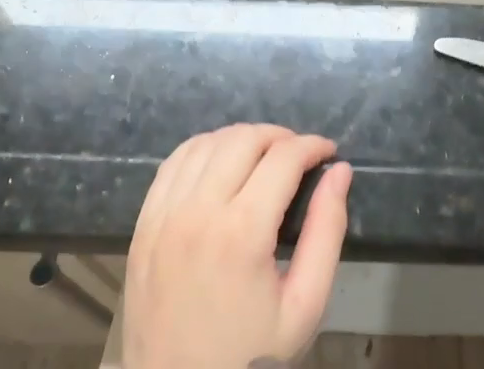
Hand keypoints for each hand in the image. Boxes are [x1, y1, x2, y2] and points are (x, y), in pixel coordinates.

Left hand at [124, 125, 352, 368]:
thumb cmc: (250, 355)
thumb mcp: (305, 306)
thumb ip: (326, 232)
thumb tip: (340, 173)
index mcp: (241, 233)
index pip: (283, 158)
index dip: (313, 146)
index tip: (329, 152)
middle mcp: (198, 212)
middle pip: (243, 140)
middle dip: (280, 137)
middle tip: (301, 156)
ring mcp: (164, 215)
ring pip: (206, 142)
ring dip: (241, 139)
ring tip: (265, 156)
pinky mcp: (143, 224)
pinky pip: (173, 163)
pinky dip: (202, 149)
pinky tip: (221, 162)